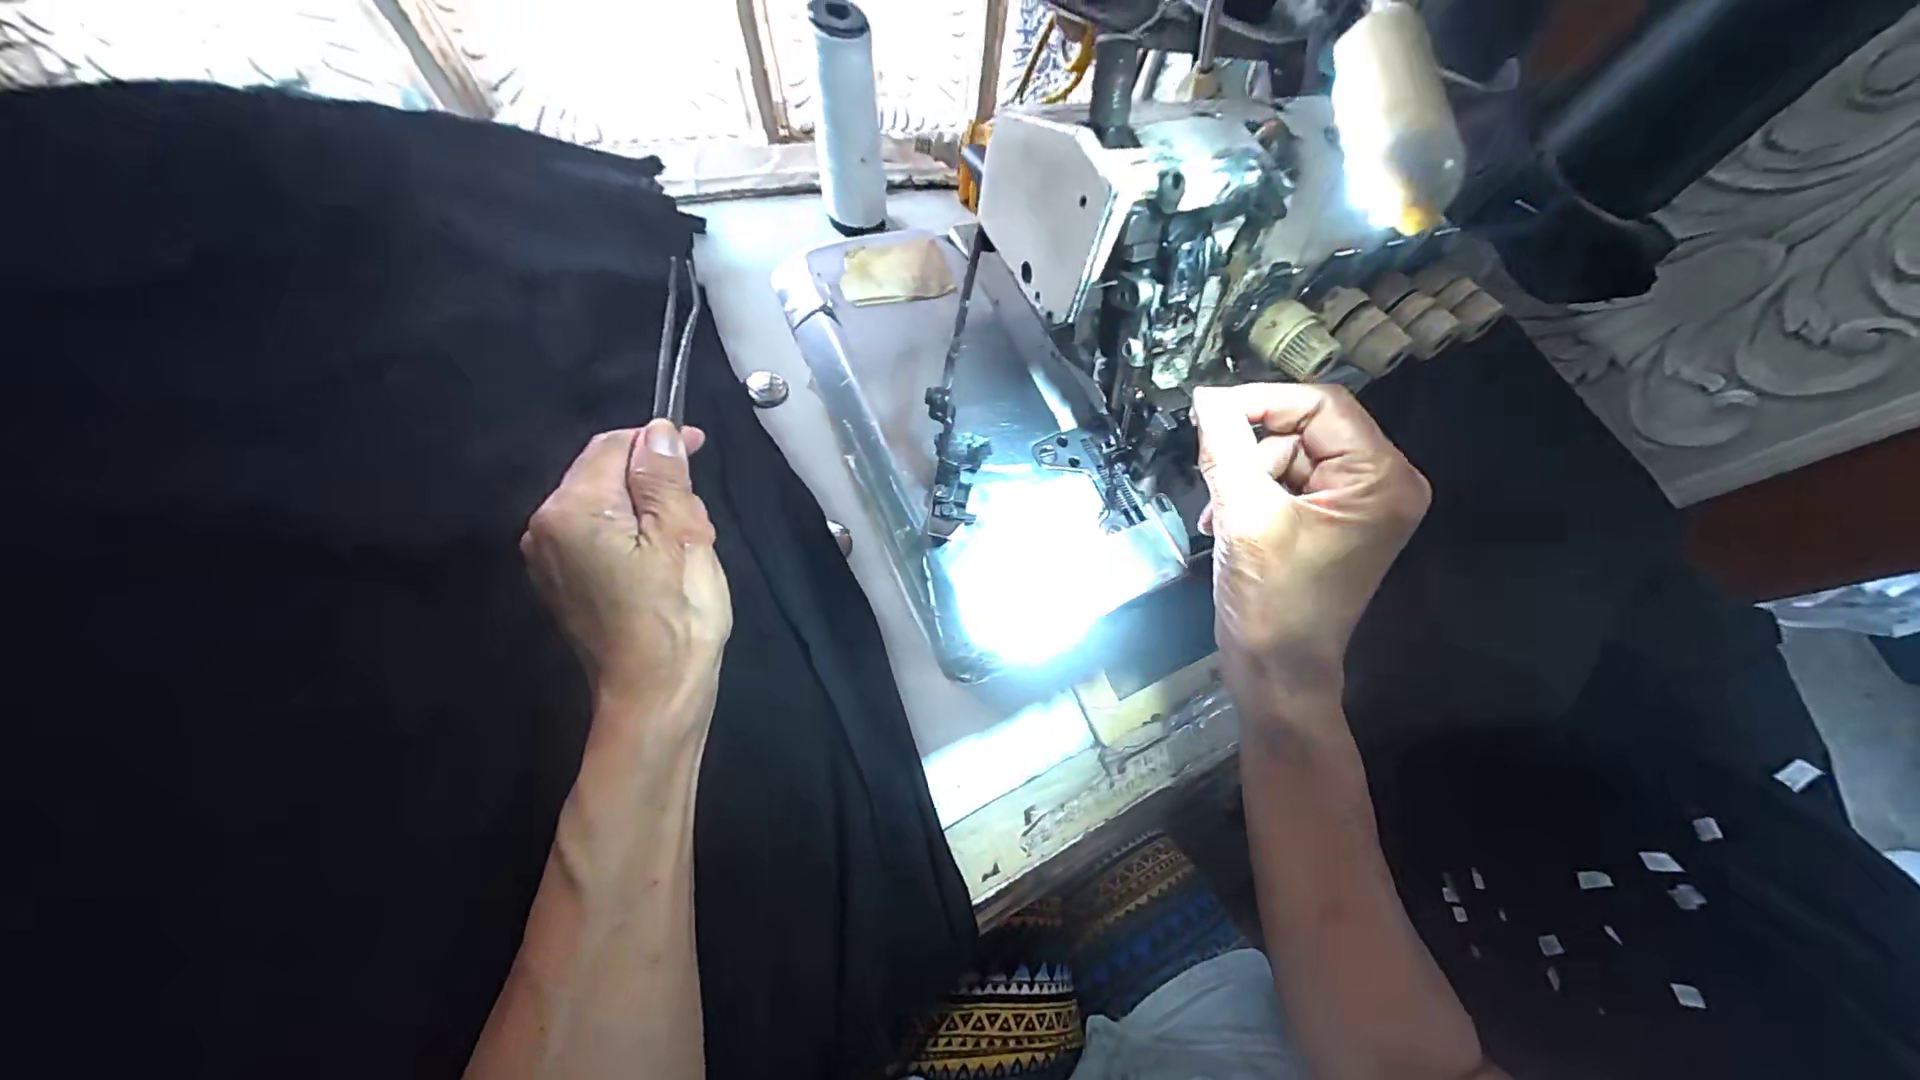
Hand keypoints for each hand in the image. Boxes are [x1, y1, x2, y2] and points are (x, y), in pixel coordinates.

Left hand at [521, 420, 731, 716]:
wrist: (654, 695)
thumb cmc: (677, 615)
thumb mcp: (682, 537)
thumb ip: (665, 478)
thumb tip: (660, 432)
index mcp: (571, 511)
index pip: (611, 448)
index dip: (657, 440)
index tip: (698, 444)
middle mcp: (545, 529)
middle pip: (604, 475)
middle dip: (655, 484)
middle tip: (699, 520)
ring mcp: (549, 560)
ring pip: (606, 507)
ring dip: (649, 511)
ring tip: (687, 547)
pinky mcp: (563, 584)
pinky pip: (599, 538)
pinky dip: (634, 537)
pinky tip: (663, 567)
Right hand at [1191, 383, 1428, 717]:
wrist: (1274, 673)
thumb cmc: (1270, 600)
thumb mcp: (1243, 515)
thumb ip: (1224, 446)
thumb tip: (1205, 396)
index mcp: (1381, 479)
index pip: (1322, 406)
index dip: (1261, 402)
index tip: (1205, 413)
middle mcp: (1379, 485)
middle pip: (1302, 431)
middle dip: (1250, 456)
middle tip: (1216, 488)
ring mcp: (1353, 507)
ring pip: (1284, 458)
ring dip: (1243, 481)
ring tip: (1220, 520)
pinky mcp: (1326, 524)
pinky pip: (1282, 485)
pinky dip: (1248, 498)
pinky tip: (1225, 525)